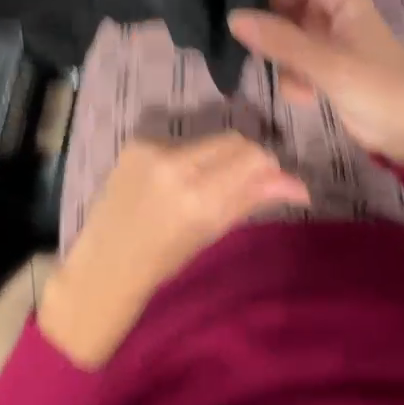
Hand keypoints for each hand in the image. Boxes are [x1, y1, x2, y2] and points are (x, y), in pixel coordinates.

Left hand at [38, 133, 308, 368]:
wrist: (104, 264)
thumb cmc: (162, 260)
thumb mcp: (212, 233)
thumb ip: (252, 199)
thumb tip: (299, 185)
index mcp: (199, 196)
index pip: (253, 156)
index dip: (268, 165)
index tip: (270, 180)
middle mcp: (177, 165)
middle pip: (233, 140)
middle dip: (246, 158)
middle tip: (242, 182)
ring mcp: (153, 150)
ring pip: (207, 140)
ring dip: (215, 158)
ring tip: (201, 187)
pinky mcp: (136, 142)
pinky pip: (178, 142)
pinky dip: (186, 158)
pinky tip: (171, 182)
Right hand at [228, 0, 403, 166]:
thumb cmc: (379, 90)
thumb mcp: (328, 64)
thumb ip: (281, 40)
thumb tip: (233, 16)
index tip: (242, 12)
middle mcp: (329, 12)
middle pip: (280, 2)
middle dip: (266, 27)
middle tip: (251, 50)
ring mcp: (324, 40)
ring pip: (281, 36)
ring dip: (282, 60)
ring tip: (296, 82)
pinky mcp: (320, 67)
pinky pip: (290, 62)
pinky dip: (294, 79)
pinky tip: (308, 97)